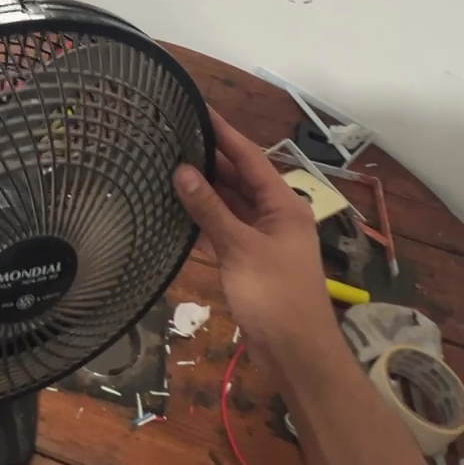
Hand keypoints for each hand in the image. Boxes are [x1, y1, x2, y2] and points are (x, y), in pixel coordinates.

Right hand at [173, 110, 339, 363]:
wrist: (297, 356)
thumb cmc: (276, 296)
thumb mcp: (240, 248)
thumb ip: (209, 209)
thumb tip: (181, 170)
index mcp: (283, 204)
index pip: (249, 156)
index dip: (224, 132)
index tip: (199, 108)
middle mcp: (274, 215)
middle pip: (238, 178)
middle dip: (208, 158)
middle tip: (171, 135)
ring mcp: (260, 238)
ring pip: (228, 203)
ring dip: (202, 189)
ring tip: (166, 164)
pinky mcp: (247, 260)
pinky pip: (222, 228)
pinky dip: (202, 218)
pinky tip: (175, 208)